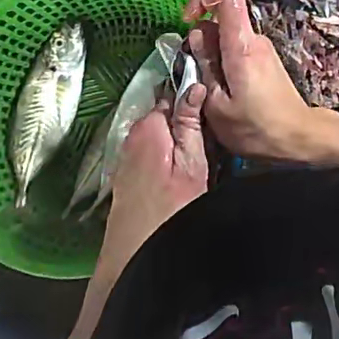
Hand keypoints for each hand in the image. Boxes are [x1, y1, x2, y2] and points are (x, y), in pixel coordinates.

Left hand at [95, 84, 209, 277]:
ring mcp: (126, 153)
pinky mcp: (126, 172)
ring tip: (199, 153)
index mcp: (149, 126)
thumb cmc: (171, 208)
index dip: (192, 98)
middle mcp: (131, 134)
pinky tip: (178, 170)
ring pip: (158, 133)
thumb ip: (191, 123)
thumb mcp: (192, 163)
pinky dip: (164, 153)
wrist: (136, 252)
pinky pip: (149, 150)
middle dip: (184, 119)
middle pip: (164, 115)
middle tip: (210, 136)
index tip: (213, 107)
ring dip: (175, 138)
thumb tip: (195, 86)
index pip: (172, 95)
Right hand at [183, 0, 328, 160]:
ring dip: (212, 54)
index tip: (187, 21)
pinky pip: (238, 48)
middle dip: (201, 38)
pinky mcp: (266, 60)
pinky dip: (224, 62)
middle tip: (195, 70)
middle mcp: (256, 40)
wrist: (298, 137)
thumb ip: (204, 68)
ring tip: (209, 87)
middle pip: (224, 18)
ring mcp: (263, 48)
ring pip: (229, 36)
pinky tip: (223, 90)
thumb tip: (195, 37)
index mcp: (242, 46)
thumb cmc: (256, 128)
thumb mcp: (217, 106)